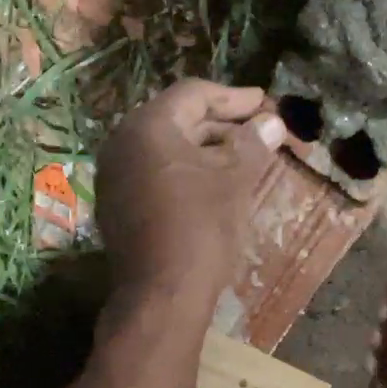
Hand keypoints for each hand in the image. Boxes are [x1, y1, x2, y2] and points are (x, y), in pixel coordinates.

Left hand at [95, 79, 284, 308]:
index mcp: (148, 126)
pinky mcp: (117, 206)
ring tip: (240, 159)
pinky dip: (184, 173)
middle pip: (177, 119)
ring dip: (204, 150)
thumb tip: (272, 122)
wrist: (162, 293)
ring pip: (165, 150)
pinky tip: (211, 187)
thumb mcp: (234, 181)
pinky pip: (154, 174)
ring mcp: (114, 177)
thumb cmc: (201, 228)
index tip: (264, 103)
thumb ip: (252, 144)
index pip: (194, 94)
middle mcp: (122, 143)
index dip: (233, 97)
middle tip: (256, 130)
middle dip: (220, 124)